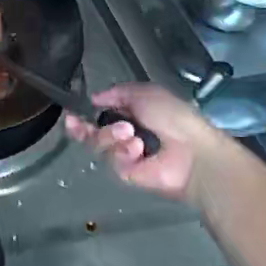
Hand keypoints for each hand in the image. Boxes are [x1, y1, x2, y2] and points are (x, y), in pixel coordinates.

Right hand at [64, 82, 212, 198]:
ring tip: (131, 134)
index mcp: (134, 114)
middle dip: (84, 128)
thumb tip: (95, 98)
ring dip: (111, 135)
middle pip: (93, 133)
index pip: (102, 115)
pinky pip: (113, 159)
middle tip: (76, 124)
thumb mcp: (147, 93)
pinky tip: (139, 149)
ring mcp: (126, 155)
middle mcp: (127, 135)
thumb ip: (118, 92)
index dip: (85, 115)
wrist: (193, 153)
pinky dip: (124, 151)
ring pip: (100, 144)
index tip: (72, 114)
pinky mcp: (126, 173)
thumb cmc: (174, 118)